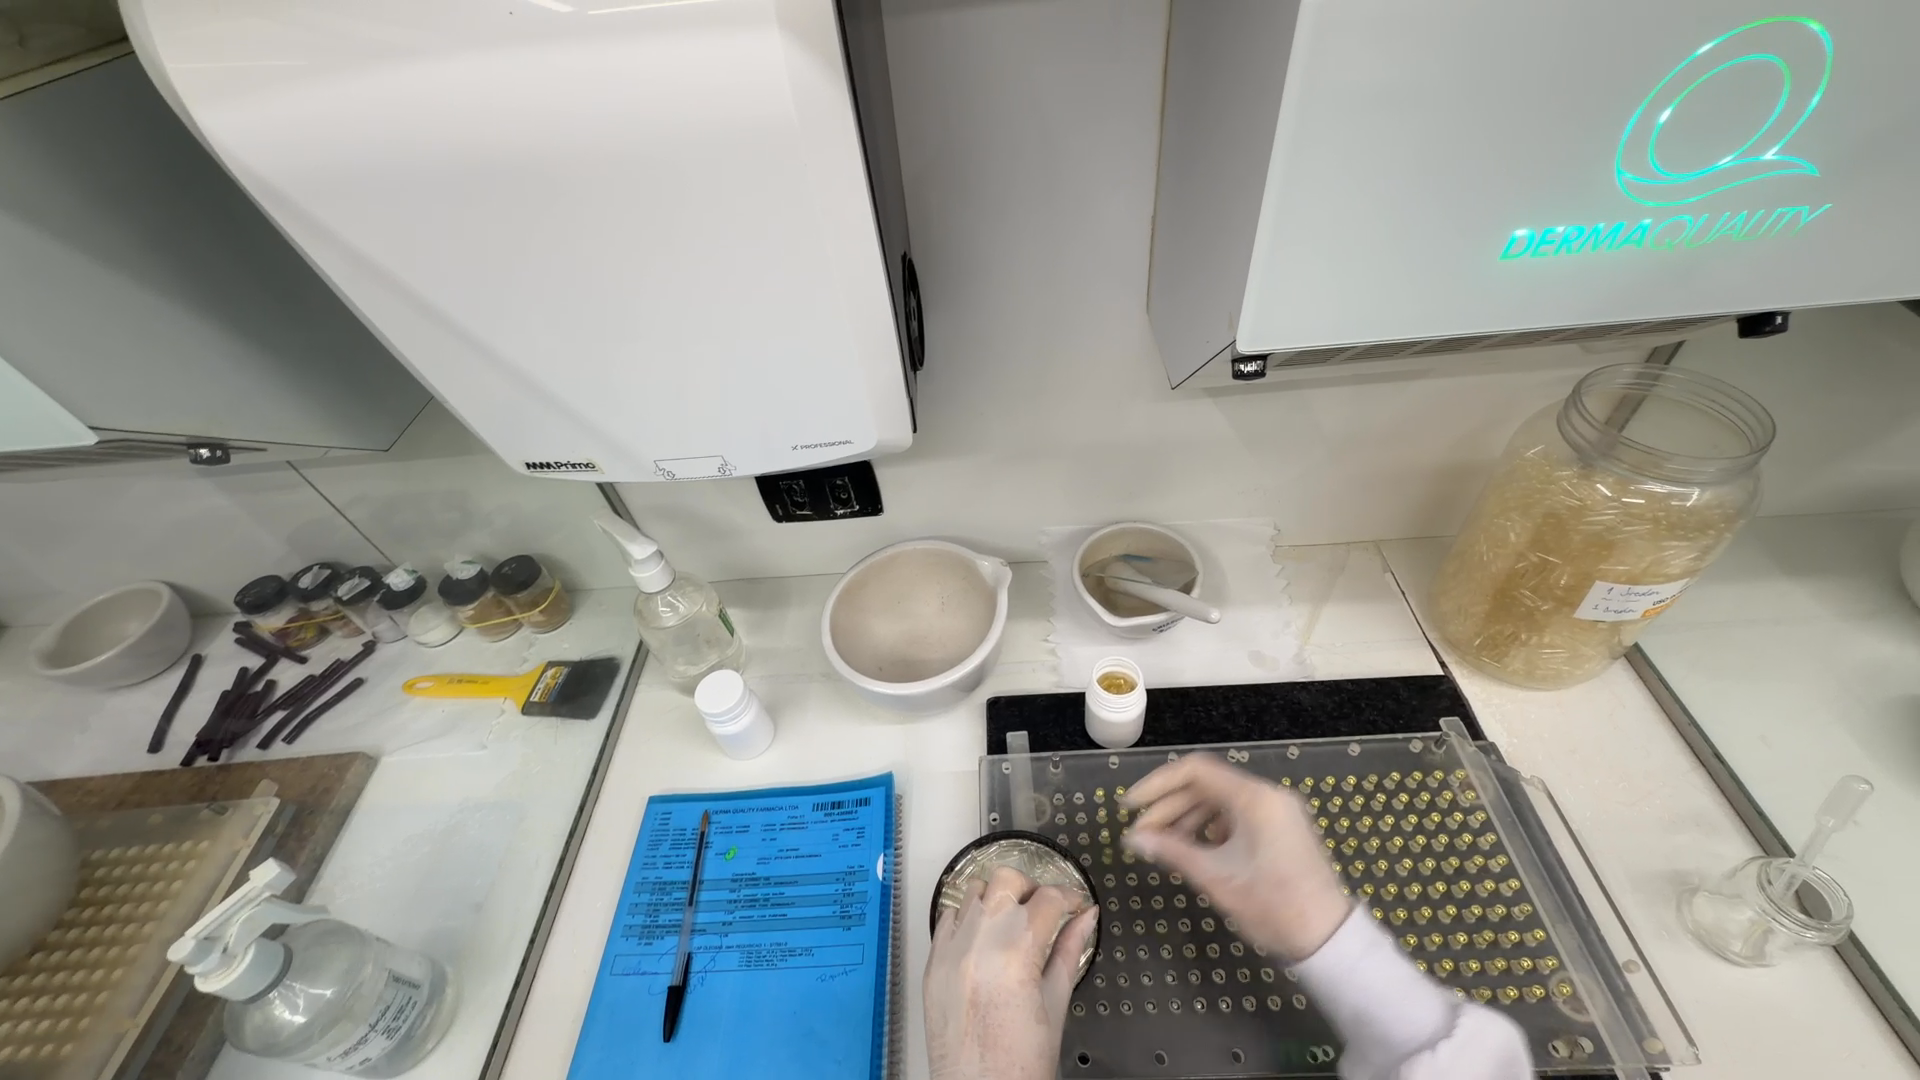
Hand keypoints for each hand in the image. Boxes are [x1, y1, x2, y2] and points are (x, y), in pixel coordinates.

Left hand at [923, 866, 1098, 1079]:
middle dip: (1031, 887)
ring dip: (996, 897)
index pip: (1049, 898)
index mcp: (1018, 948)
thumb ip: (1070, 950)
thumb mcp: (1056, 1003)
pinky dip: (967, 917)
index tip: (1077, 903)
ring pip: (974, 890)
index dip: (1069, 895)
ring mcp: (951, 946)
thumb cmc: (1023, 1061)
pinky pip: (948, 917)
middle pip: (1007, 879)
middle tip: (1044, 909)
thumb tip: (1087, 916)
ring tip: (1012, 922)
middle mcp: (980, 937)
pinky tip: (982, 937)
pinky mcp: (932, 960)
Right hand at [1121, 754, 1349, 959]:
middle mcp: (1267, 795)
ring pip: (1219, 802)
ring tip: (1164, 846)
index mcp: (1254, 798)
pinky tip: (1194, 852)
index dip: (1157, 784)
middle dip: (1169, 808)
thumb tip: (1132, 839)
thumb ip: (1171, 852)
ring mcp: (1277, 812)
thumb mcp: (1215, 878)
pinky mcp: (1282, 829)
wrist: (1331, 943)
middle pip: (1205, 786)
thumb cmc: (1273, 906)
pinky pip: (1236, 816)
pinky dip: (1210, 829)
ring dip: (1187, 819)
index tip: (1130, 805)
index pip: (1194, 771)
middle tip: (1142, 834)